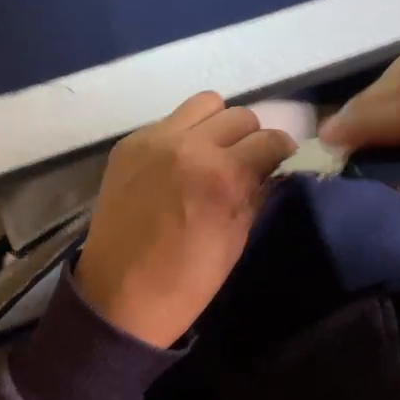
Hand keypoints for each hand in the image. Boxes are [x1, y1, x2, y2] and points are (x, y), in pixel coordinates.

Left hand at [74, 92, 298, 347]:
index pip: (270, 140)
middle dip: (251, 137)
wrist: (117, 295)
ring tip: (213, 151)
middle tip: (246, 160)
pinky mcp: (129, 143)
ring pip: (204, 103)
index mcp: (223, 175)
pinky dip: (183, 135)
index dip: (282, 150)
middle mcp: (190, 145)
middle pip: (240, 115)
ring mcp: (155, 139)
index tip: (280, 160)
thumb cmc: (186, 281)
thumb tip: (270, 170)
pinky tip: (178, 163)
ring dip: (217, 124)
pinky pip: (169, 121)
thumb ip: (255, 194)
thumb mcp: (235, 240)